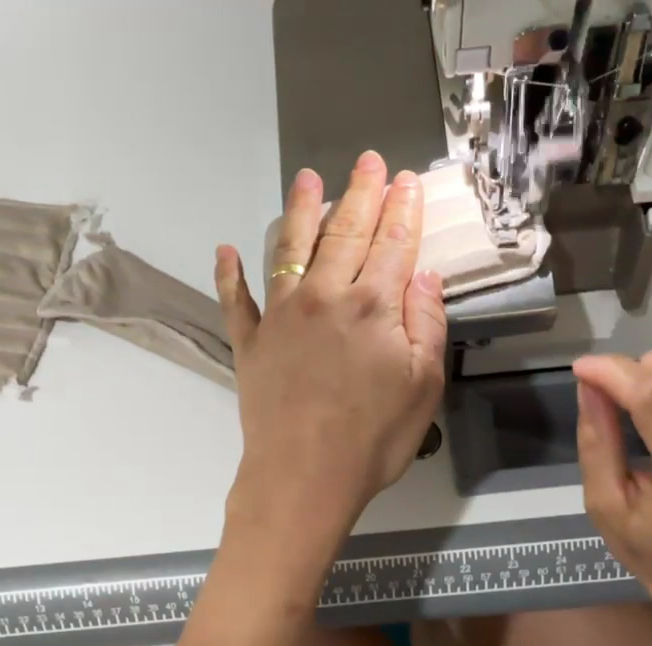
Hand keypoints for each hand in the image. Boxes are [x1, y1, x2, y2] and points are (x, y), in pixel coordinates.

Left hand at [212, 151, 447, 546]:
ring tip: (309, 179)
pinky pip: (235, 300)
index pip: (393, 244)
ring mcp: (281, 317)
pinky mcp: (250, 343)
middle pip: (346, 233)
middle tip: (367, 161)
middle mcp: (325, 296)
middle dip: (360, 193)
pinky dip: (229, 274)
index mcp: (374, 306)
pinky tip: (225, 250)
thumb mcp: (424, 387)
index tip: (406, 181)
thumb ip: (426, 325)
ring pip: (291, 250)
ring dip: (301, 211)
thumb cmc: (373, 439)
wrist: (303, 478)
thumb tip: (423, 276)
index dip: (402, 210)